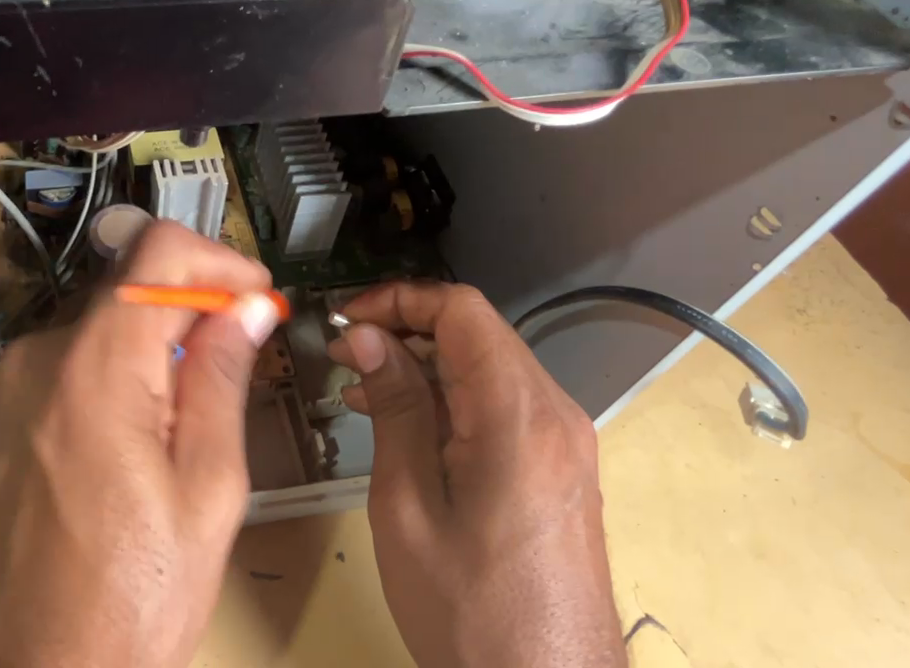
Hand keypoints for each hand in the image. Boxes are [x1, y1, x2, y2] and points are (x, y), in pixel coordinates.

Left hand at [0, 221, 281, 667]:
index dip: (218, 260)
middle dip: (193, 303)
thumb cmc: (131, 598)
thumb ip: (223, 379)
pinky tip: (148, 425)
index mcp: (95, 366)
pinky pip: (75, 356)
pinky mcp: (6, 409)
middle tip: (240, 353)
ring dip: (158, 338)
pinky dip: (122, 365)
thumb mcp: (207, 489)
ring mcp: (14, 381)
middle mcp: (41, 355)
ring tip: (196, 406)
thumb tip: (248, 307)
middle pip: (130, 281)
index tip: (255, 298)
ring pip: (105, 319)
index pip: (157, 250)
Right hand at [330, 281, 622, 667]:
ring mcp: (564, 442)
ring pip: (487, 366)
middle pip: (476, 332)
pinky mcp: (560, 468)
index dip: (398, 300)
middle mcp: (554, 414)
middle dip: (405, 330)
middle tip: (345, 358)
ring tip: (362, 390)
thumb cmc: (467, 609)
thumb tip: (368, 336)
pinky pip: (501, 404)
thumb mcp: (408, 505)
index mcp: (518, 415)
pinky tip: (404, 422)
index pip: (461, 310)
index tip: (346, 321)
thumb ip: (394, 407)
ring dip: (424, 364)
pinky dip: (451, 398)